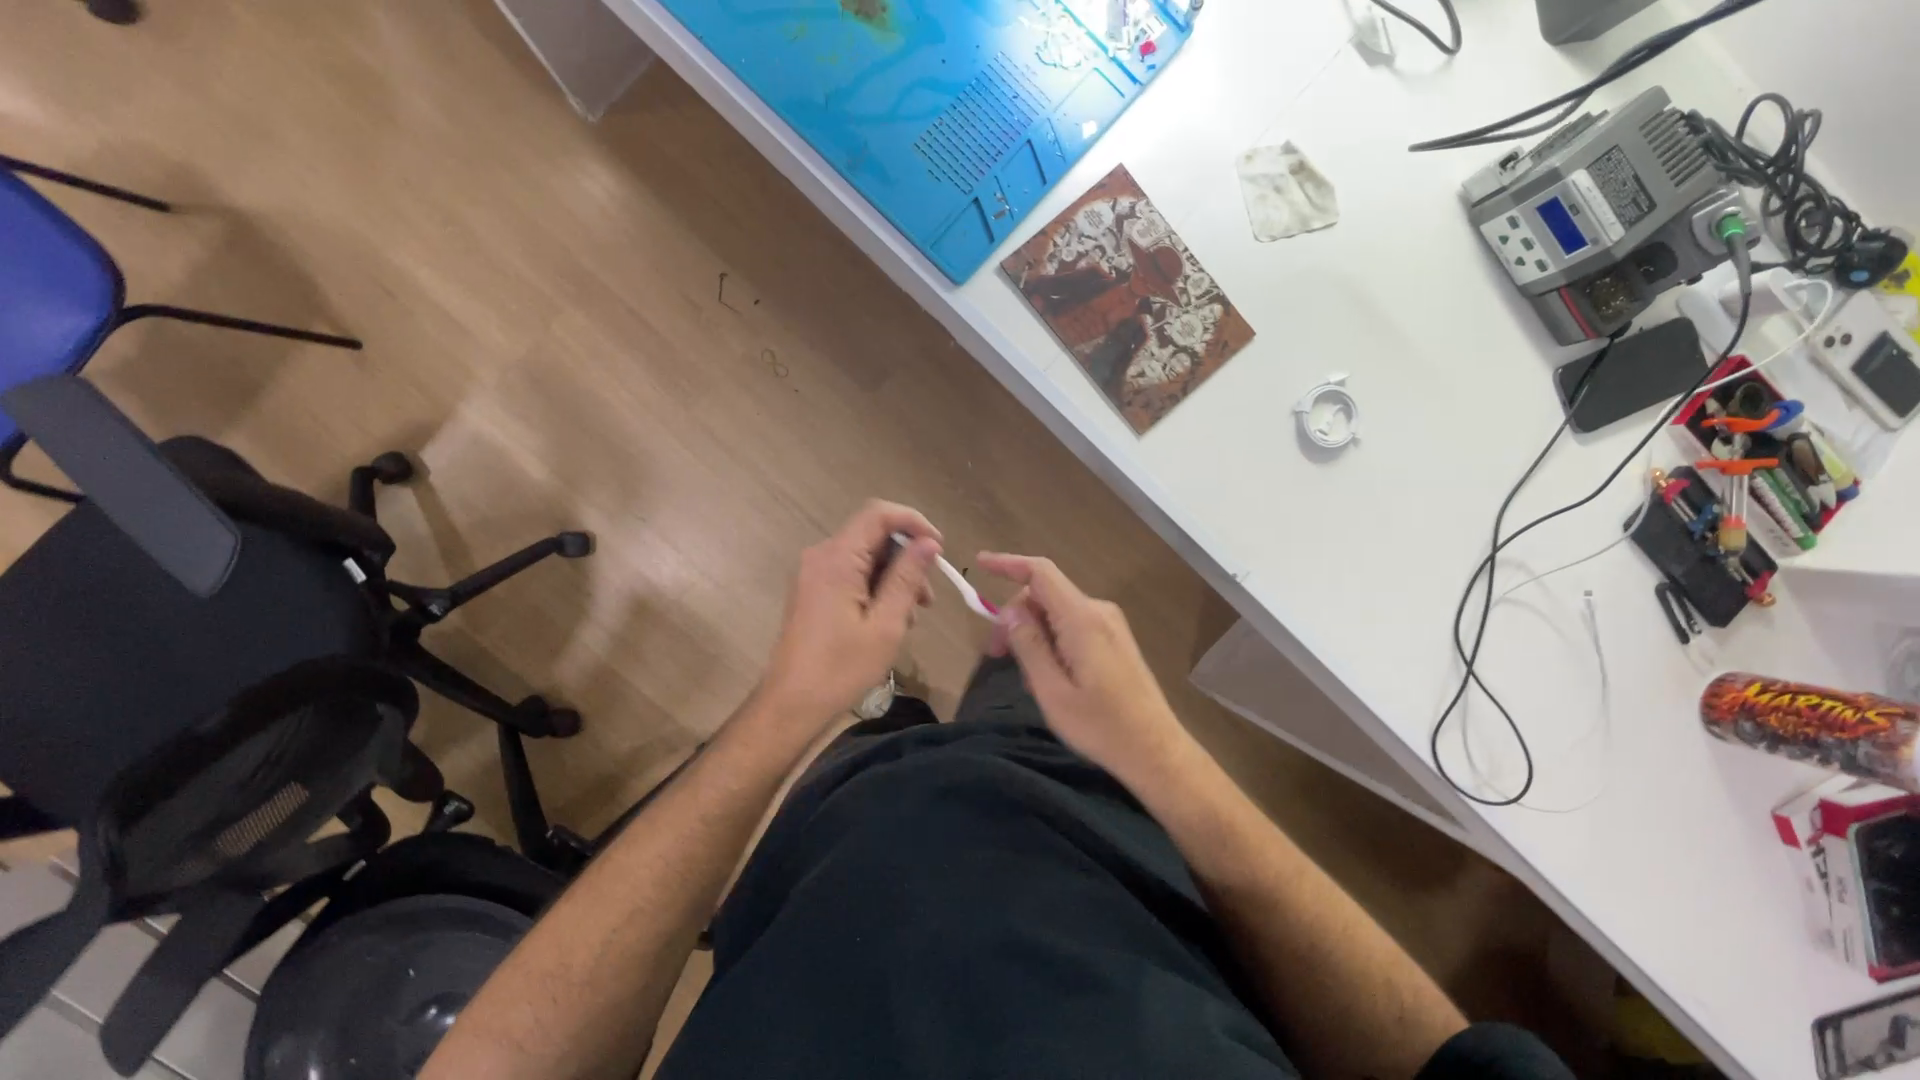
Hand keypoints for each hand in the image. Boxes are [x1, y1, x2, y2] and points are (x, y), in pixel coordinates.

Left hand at [757, 501, 941, 731]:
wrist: (791, 703)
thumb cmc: (841, 668)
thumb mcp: (886, 624)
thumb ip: (907, 578)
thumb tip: (929, 543)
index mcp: (837, 558)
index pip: (879, 514)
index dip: (914, 522)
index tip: (939, 549)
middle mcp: (821, 556)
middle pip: (873, 535)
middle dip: (907, 558)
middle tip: (927, 598)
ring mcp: (814, 573)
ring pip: (865, 557)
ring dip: (894, 577)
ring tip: (912, 615)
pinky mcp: (813, 591)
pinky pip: (852, 573)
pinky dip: (876, 587)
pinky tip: (889, 619)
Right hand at [976, 553, 1193, 783]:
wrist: (1155, 750)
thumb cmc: (1101, 725)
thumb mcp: (1052, 691)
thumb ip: (1029, 646)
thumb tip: (1010, 612)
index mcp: (1082, 619)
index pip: (1040, 573)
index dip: (1008, 564)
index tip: (980, 564)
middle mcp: (1098, 611)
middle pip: (1045, 594)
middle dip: (1015, 617)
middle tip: (995, 656)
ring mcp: (1110, 625)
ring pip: (1057, 613)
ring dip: (1034, 635)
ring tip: (1028, 680)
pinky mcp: (1115, 641)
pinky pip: (1073, 626)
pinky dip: (1052, 642)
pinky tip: (1049, 678)